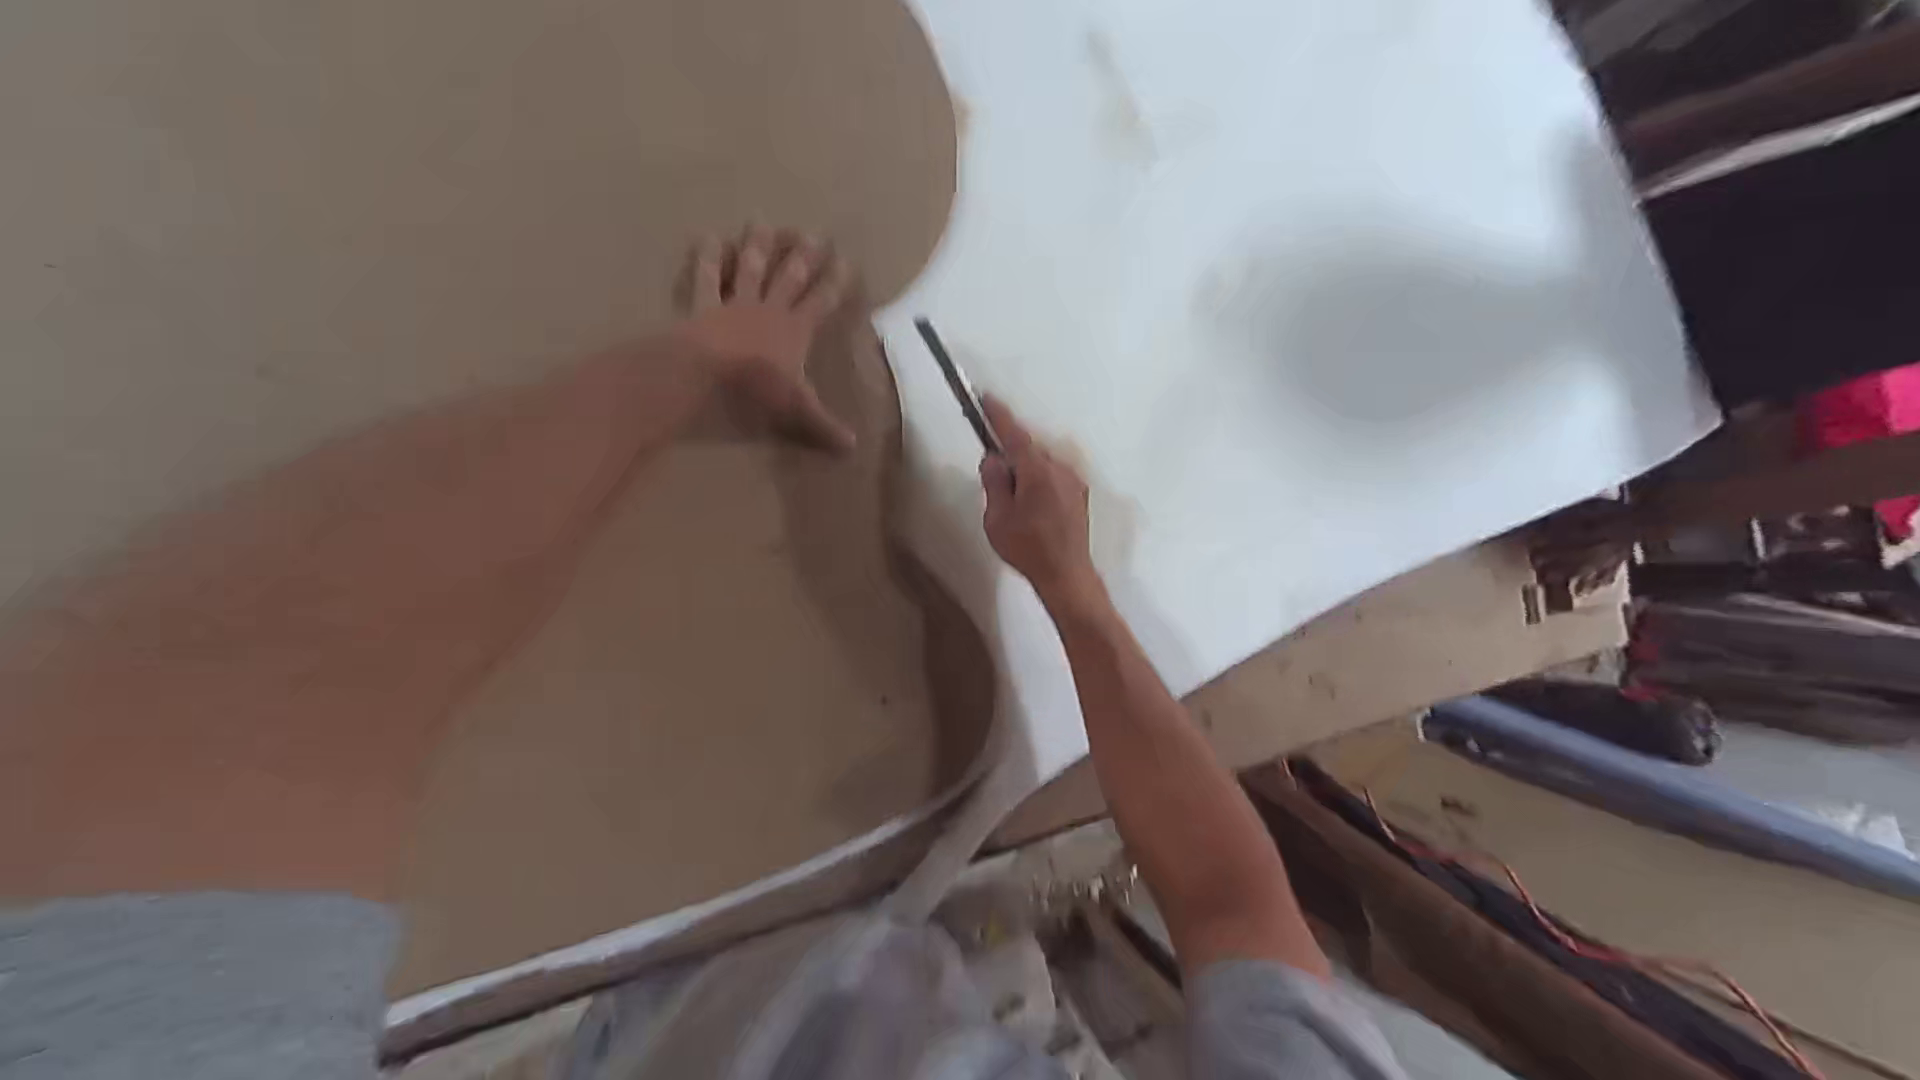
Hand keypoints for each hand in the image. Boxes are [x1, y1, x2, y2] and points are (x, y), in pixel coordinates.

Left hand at [676, 224, 856, 451]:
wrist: (704, 377)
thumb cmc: (754, 391)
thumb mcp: (796, 412)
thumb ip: (823, 426)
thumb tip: (853, 448)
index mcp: (795, 331)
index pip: (822, 302)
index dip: (835, 283)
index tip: (847, 260)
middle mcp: (768, 310)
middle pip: (790, 276)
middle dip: (803, 255)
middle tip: (813, 233)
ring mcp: (733, 304)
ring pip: (749, 268)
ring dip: (758, 246)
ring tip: (763, 222)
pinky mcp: (702, 306)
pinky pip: (705, 278)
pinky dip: (706, 257)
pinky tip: (708, 237)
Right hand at [979, 395, 1103, 608]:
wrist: (1066, 575)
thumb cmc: (1028, 549)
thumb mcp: (997, 517)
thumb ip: (994, 482)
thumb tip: (994, 459)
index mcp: (1037, 472)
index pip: (1014, 434)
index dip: (998, 416)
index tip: (987, 399)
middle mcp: (1059, 470)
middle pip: (1028, 452)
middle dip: (1010, 460)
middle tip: (995, 484)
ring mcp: (1073, 483)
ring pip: (1041, 466)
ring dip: (1026, 476)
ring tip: (1015, 508)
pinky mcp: (1079, 496)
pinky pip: (1053, 479)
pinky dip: (1039, 485)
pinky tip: (1032, 511)